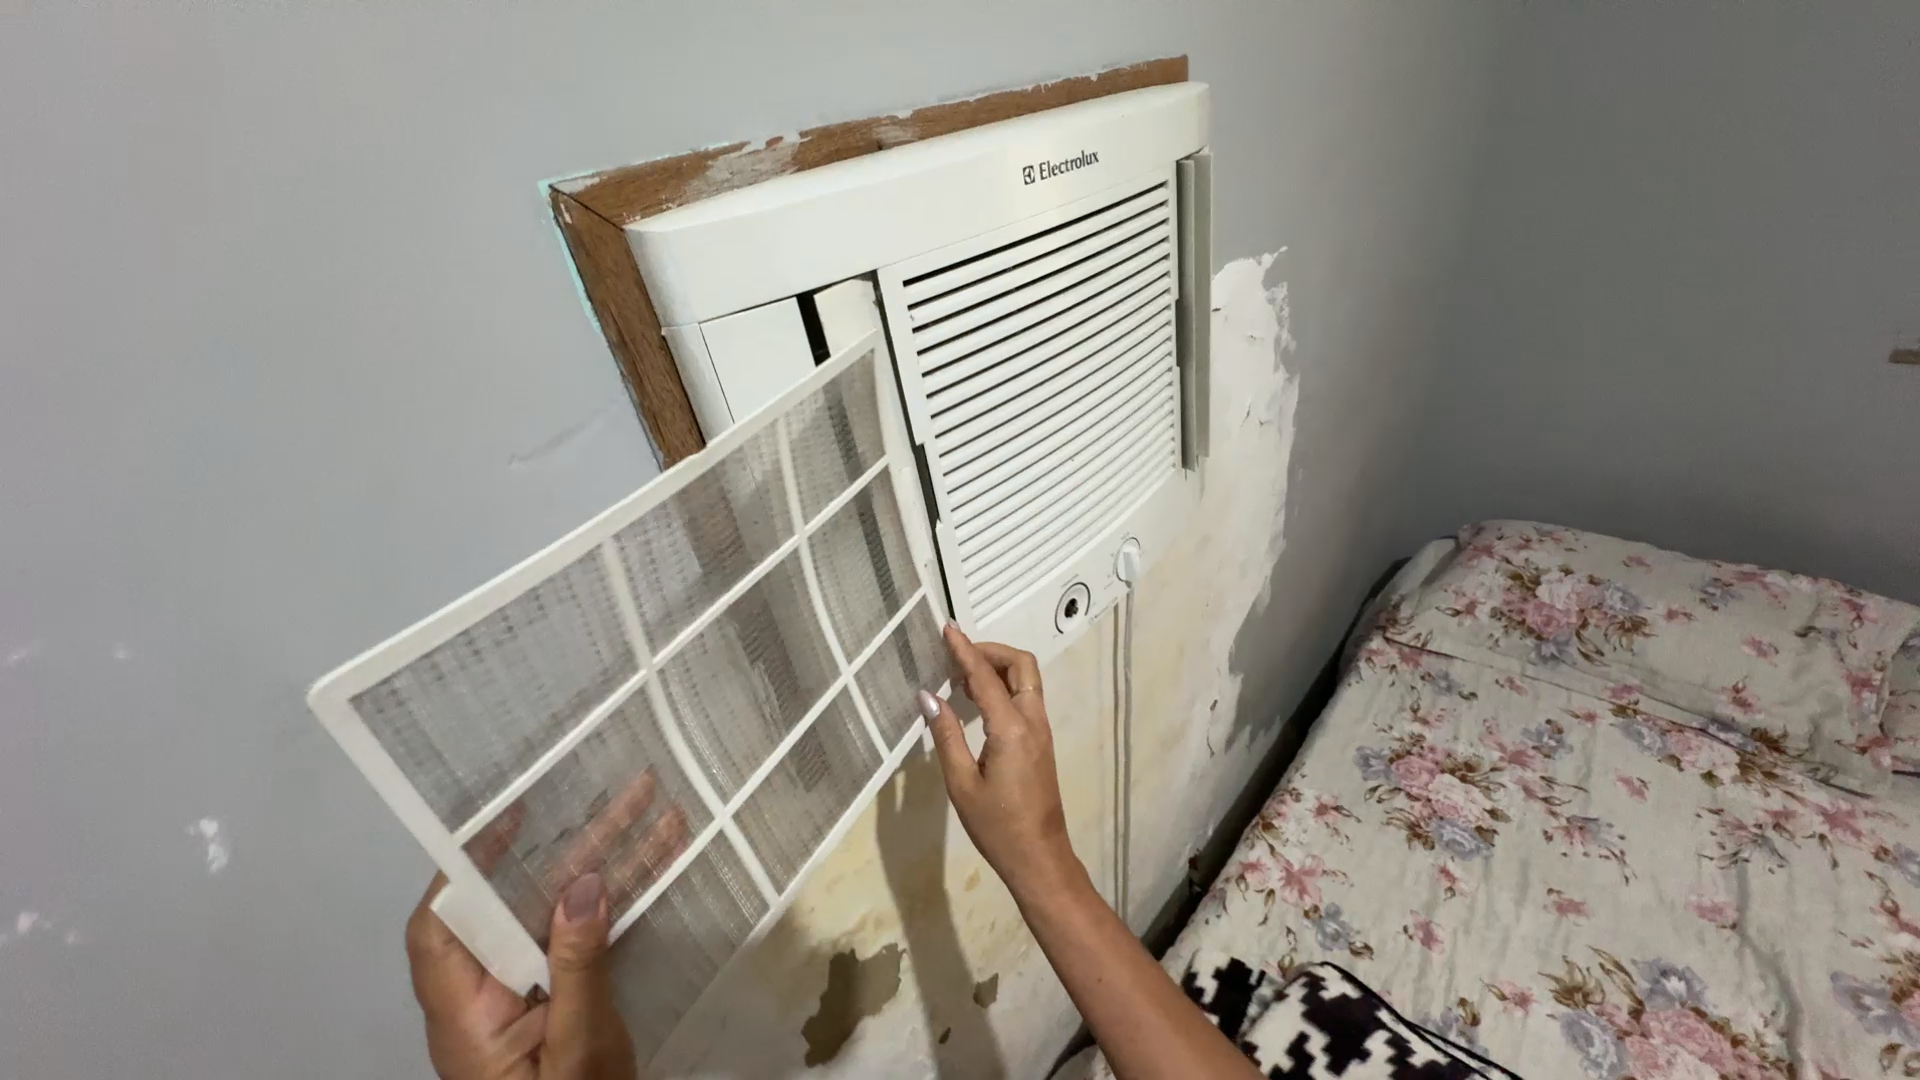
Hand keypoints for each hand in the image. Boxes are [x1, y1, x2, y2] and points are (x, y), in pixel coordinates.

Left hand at [406, 771, 688, 1079]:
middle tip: (630, 794)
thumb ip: (576, 966)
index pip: (442, 927)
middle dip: (577, 844)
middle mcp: (493, 990)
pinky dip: (629, 894)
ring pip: (568, 909)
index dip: (466, 868)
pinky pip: (595, 932)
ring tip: (659, 811)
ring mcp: (535, 989)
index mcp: (467, 1011)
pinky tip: (665, 858)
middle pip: (525, 902)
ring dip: (614, 859)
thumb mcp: (576, 1046)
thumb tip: (583, 883)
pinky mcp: (570, 993)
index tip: (509, 818)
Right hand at [919, 623, 1084, 905]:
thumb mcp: (961, 782)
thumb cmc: (997, 826)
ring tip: (960, 675)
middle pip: (1021, 664)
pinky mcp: (1040, 741)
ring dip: (997, 667)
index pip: (986, 676)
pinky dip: (1003, 685)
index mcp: (1012, 728)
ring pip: (1026, 680)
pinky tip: (976, 699)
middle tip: (957, 655)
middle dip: (991, 651)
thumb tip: (928, 695)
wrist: (1039, 857)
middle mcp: (1033, 721)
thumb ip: (946, 735)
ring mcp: (1041, 730)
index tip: (948, 628)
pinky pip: (1025, 697)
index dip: (965, 650)